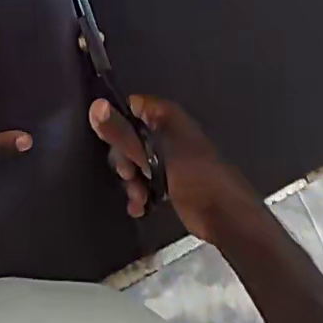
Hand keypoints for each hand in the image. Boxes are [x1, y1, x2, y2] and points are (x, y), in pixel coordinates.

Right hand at [90, 95, 261, 243]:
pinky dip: (140, 193)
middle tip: (129, 174)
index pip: (130, 106)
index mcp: (166, 116)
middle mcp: (166, 132)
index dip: (116, 121)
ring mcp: (168, 157)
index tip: (110, 140)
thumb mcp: (153, 154)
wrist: (226, 216)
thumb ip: (121, 133)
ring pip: (135, 162)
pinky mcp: (169, 181)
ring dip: (131, 181)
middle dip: (125, 160)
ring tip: (138, 196)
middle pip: (128, 137)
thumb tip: (96, 107)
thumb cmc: (194, 176)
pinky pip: (145, 181)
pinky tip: (141, 206)